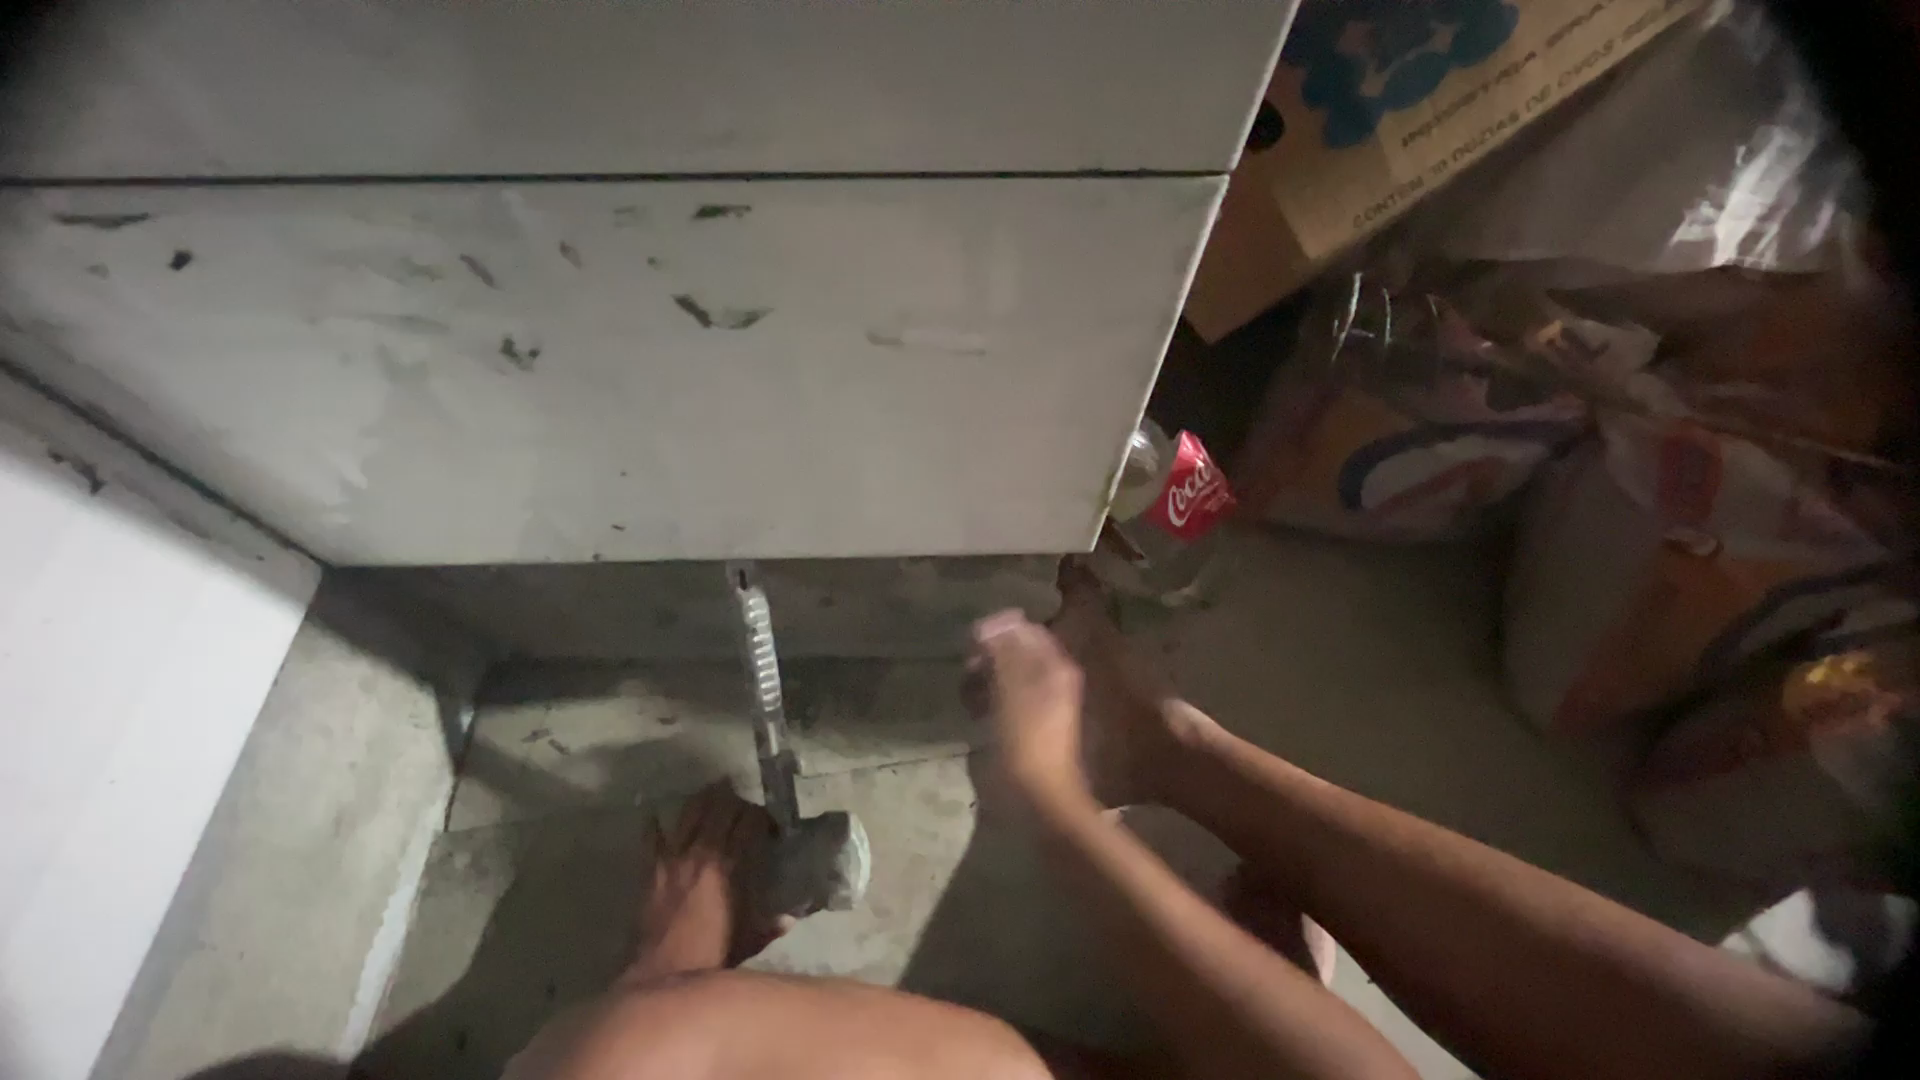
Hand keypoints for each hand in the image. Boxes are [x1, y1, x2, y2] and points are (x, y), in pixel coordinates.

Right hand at [969, 609, 1092, 810]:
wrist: (1038, 800)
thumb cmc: (1024, 743)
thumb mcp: (1011, 690)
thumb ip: (1002, 653)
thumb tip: (991, 624)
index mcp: (1053, 667)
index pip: (1024, 629)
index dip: (997, 630)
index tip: (971, 642)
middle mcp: (1051, 679)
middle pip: (1014, 650)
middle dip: (986, 655)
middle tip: (967, 670)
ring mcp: (1040, 703)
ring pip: (1005, 675)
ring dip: (983, 678)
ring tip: (968, 696)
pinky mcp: (1026, 725)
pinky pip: (1003, 698)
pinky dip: (987, 699)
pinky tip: (974, 714)